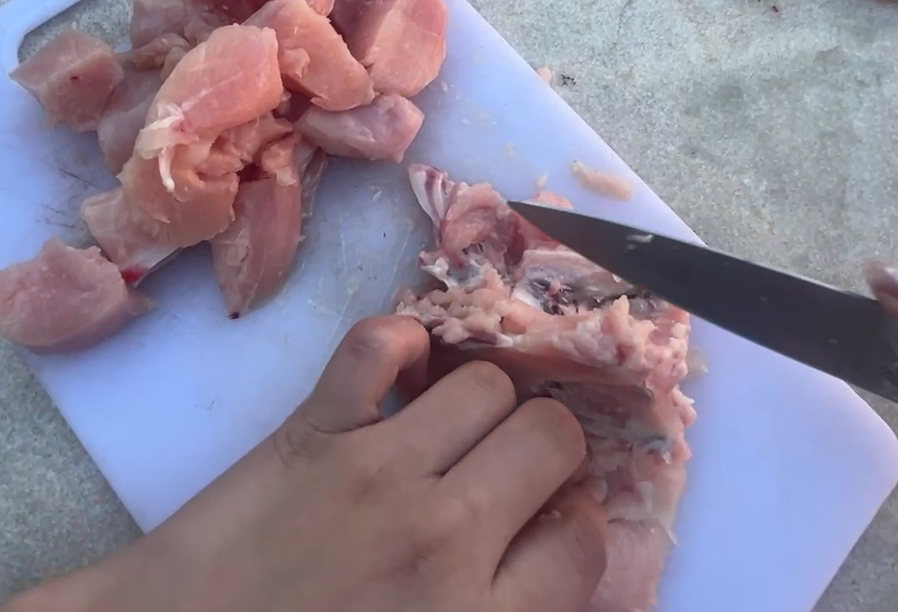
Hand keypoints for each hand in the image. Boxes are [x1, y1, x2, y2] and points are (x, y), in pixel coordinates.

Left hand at [0, 316, 606, 611]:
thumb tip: (544, 554)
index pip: (584, 539)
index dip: (575, 519)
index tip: (549, 515)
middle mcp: (443, 536)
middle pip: (550, 436)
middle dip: (546, 440)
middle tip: (510, 458)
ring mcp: (376, 470)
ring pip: (484, 383)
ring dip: (483, 395)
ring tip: (457, 416)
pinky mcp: (313, 427)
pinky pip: (378, 344)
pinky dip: (399, 342)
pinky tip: (401, 373)